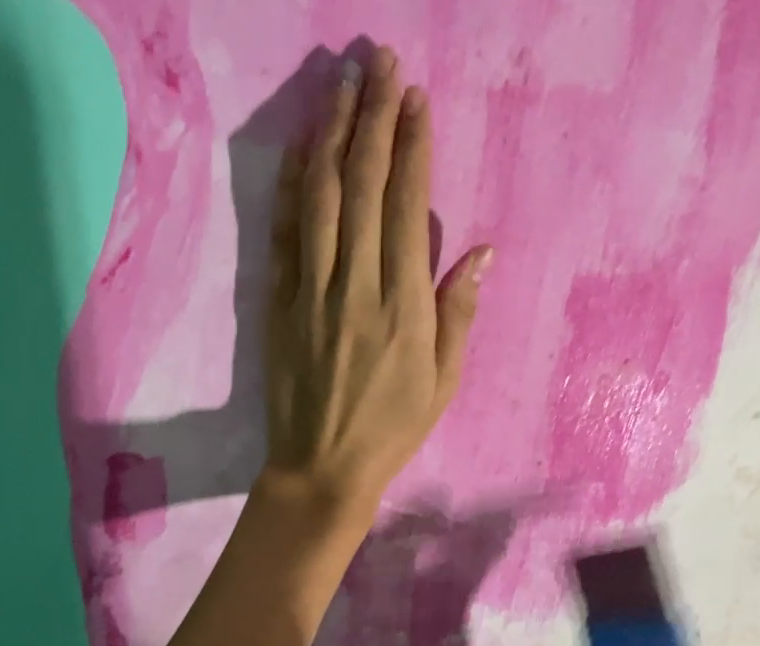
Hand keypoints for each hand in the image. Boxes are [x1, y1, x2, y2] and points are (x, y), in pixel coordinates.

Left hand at [259, 45, 492, 521]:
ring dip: (329, 134)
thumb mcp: (444, 381)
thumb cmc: (394, 429)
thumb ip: (459, 312)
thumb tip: (481, 251)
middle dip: (371, 118)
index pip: (405, 208)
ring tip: (339, 83)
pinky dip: (289, 185)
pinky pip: (283, 234)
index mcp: (404, 307)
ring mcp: (311, 293)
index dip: (411, 148)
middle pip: (361, 186)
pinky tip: (298, 146)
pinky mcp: (278, 303)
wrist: (322, 468)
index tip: (414, 99)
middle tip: (378, 62)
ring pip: (318, 198)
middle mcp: (356, 287)